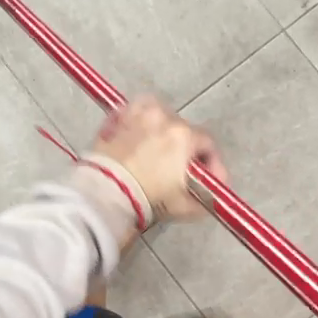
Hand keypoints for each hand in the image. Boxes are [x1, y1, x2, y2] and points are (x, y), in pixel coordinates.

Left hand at [90, 96, 225, 221]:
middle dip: (184, 148)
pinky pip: (132, 112)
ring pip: (157, 114)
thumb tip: (210, 195)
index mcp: (184, 135)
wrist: (107, 190)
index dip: (210, 162)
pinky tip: (135, 136)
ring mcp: (137, 115)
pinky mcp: (116, 119)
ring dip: (161, 128)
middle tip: (179, 168)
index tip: (207, 178)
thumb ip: (204, 198)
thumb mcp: (184, 206)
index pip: (207, 144)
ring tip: (157, 148)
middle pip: (182, 129)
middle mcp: (163, 118)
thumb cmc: (148, 196)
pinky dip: (136, 121)